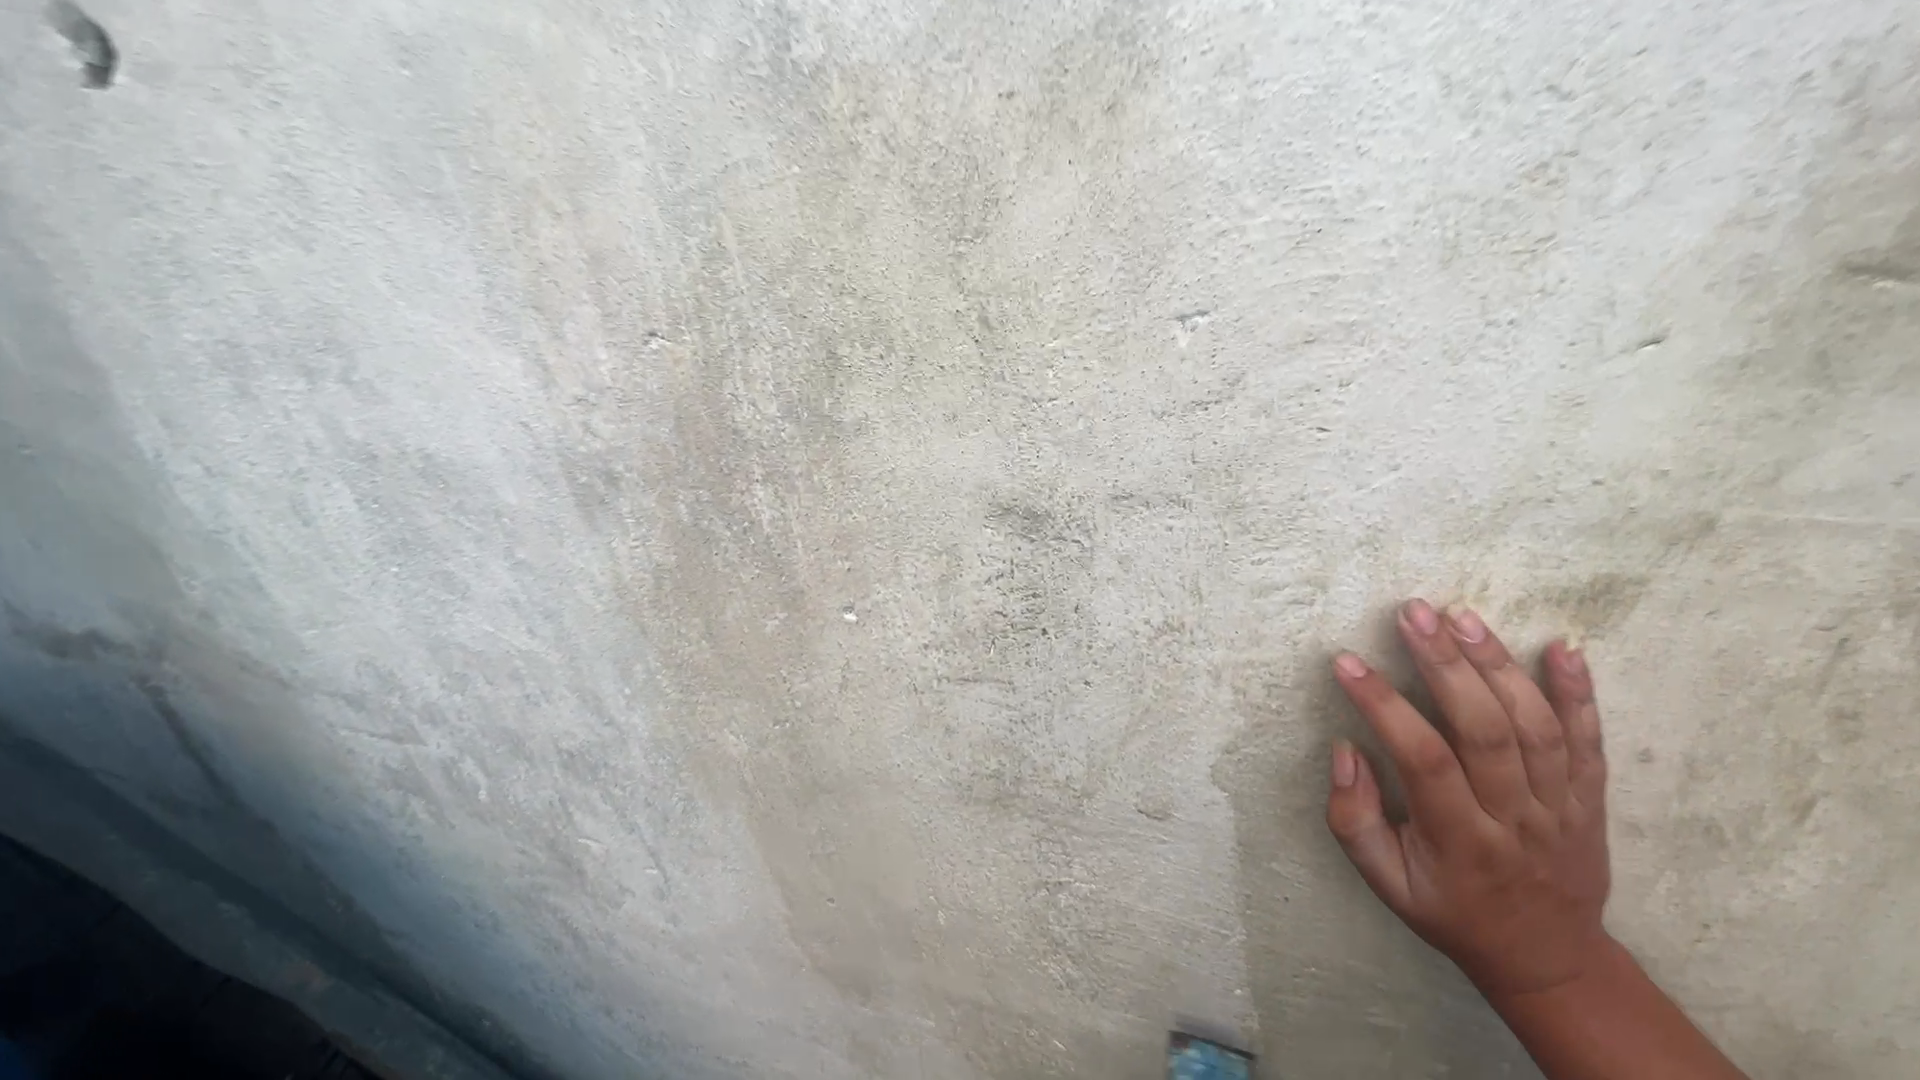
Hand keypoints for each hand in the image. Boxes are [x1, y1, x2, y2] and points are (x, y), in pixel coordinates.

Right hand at [1325, 599, 1612, 998]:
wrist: (1548, 957)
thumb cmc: (1451, 912)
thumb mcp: (1386, 883)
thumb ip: (1354, 820)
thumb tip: (1346, 750)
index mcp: (1460, 841)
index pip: (1422, 759)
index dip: (1384, 706)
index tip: (1347, 663)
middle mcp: (1516, 818)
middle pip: (1485, 730)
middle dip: (1445, 664)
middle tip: (1413, 612)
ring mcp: (1561, 806)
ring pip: (1535, 726)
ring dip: (1499, 664)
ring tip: (1461, 617)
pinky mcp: (1592, 798)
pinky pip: (1591, 742)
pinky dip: (1580, 692)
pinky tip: (1562, 647)